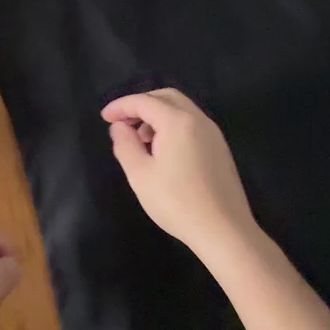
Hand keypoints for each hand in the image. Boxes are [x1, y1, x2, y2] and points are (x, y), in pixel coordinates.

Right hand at [103, 88, 262, 265]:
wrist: (225, 232)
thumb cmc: (177, 203)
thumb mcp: (140, 174)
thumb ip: (125, 144)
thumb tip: (120, 126)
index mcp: (177, 121)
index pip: (143, 101)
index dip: (120, 106)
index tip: (104, 117)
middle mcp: (198, 119)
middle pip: (165, 97)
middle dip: (141, 104)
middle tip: (123, 122)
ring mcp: (213, 133)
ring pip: (181, 109)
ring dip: (157, 115)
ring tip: (142, 140)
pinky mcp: (220, 148)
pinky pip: (192, 123)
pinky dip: (173, 125)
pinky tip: (164, 151)